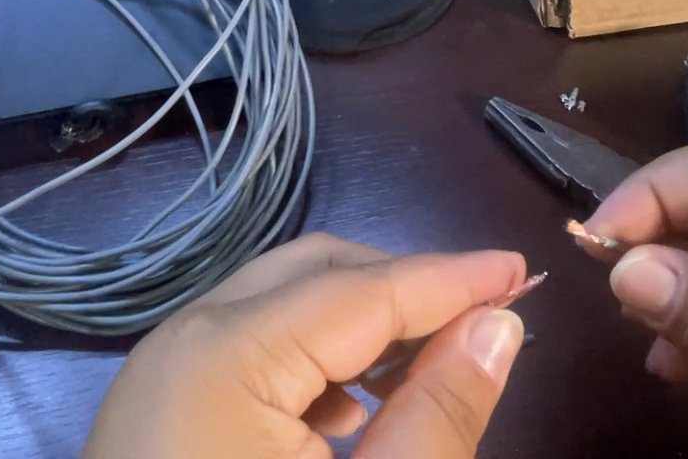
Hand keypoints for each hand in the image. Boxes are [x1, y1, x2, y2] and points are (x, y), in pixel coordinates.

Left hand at [84, 234, 528, 458]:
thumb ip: (436, 418)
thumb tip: (498, 326)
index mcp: (226, 355)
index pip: (365, 289)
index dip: (452, 277)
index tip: (521, 268)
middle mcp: (189, 334)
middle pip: (321, 272)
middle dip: (408, 287)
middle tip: (485, 312)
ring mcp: (168, 367)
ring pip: (290, 299)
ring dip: (366, 318)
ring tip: (435, 358)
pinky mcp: (166, 401)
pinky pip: (258, 342)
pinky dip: (320, 353)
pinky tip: (358, 406)